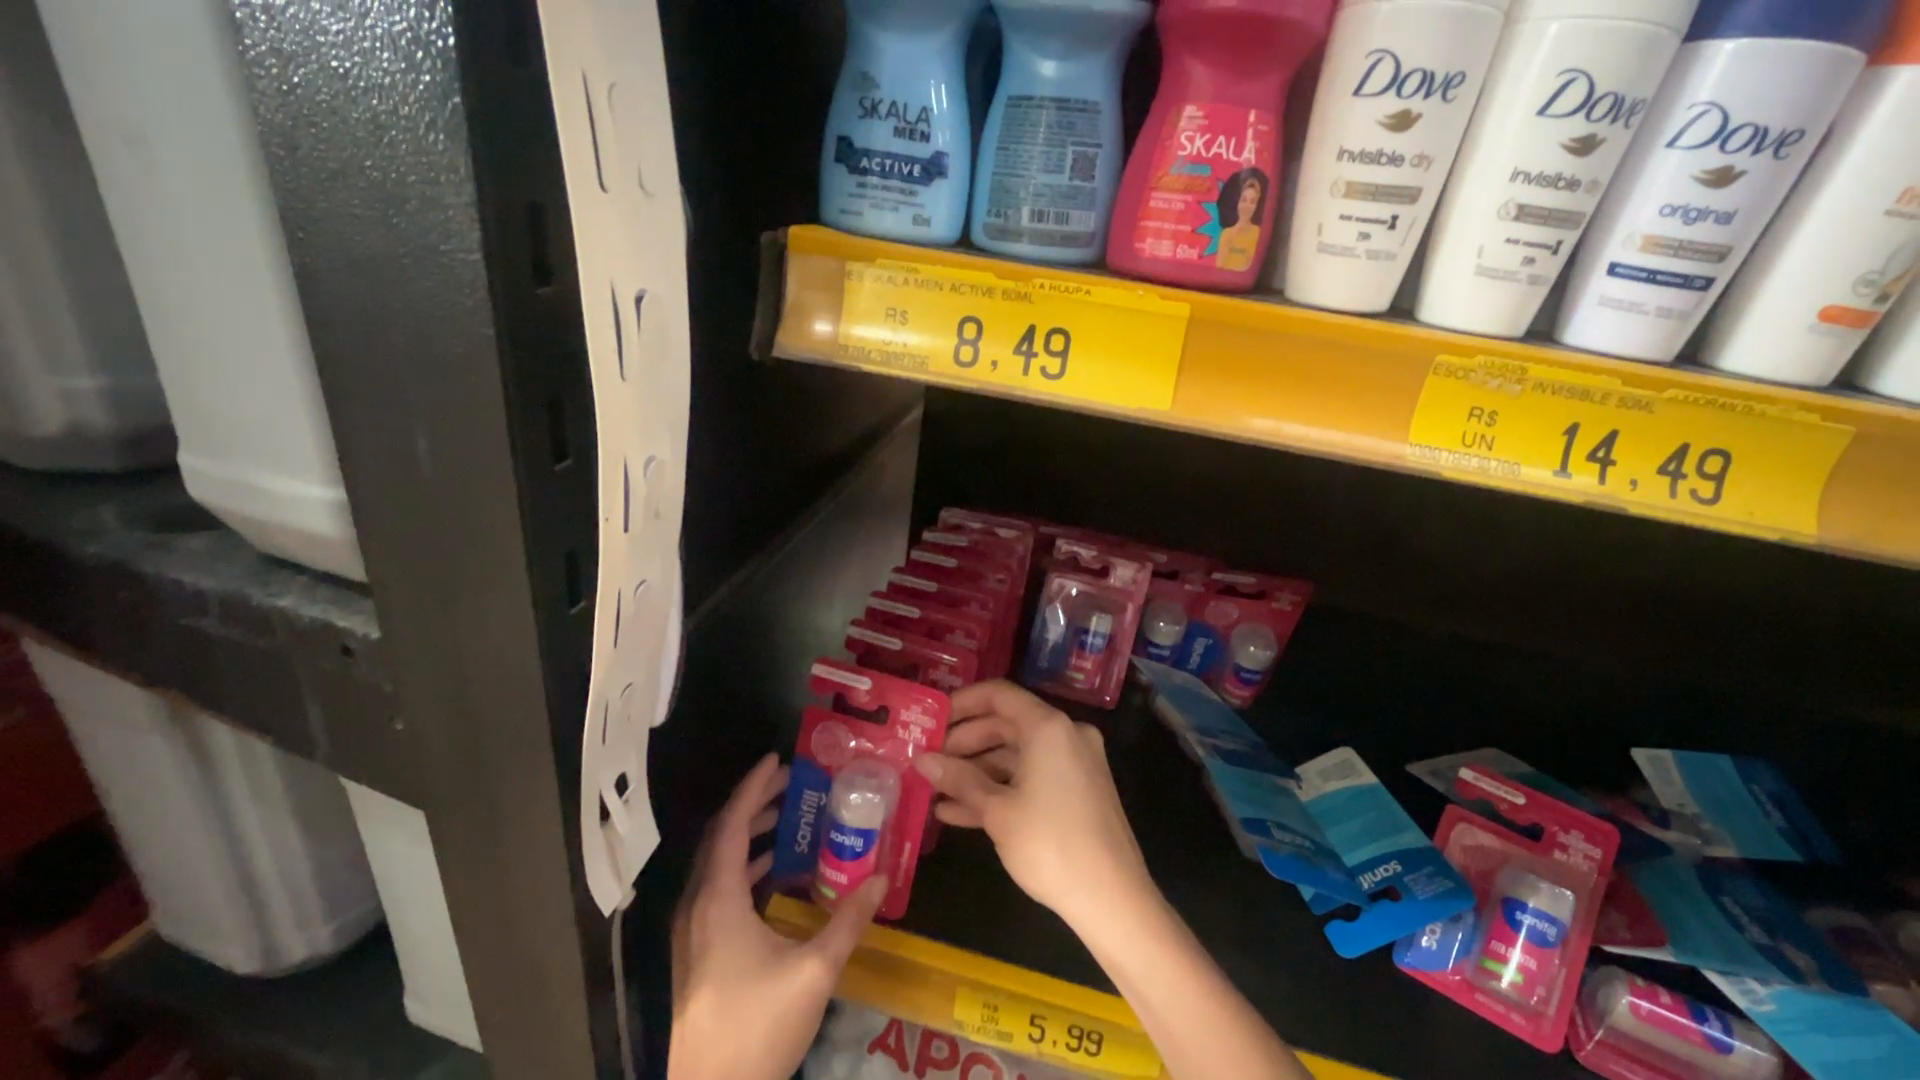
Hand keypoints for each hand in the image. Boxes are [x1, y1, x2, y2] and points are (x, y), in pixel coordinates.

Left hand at [669, 753, 884, 1079]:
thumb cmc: (760, 1026)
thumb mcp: (815, 970)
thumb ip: (849, 920)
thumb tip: (882, 877)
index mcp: (719, 899)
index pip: (733, 825)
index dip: (755, 787)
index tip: (779, 759)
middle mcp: (698, 905)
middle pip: (722, 838)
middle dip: (757, 806)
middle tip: (796, 786)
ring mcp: (693, 930)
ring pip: (718, 865)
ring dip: (752, 838)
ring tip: (792, 822)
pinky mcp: (697, 951)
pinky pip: (719, 890)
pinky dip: (747, 870)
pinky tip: (778, 878)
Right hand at [912, 680, 1151, 930]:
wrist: (1111, 898)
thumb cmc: (1050, 844)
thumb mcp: (997, 811)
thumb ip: (958, 779)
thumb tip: (921, 759)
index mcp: (1049, 728)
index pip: (999, 695)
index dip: (961, 703)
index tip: (931, 720)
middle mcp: (1065, 737)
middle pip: (1006, 725)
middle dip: (964, 743)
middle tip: (928, 759)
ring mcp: (1074, 766)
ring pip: (1016, 757)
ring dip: (976, 772)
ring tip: (935, 789)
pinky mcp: (1076, 794)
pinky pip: (1031, 780)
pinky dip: (998, 791)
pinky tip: (957, 812)